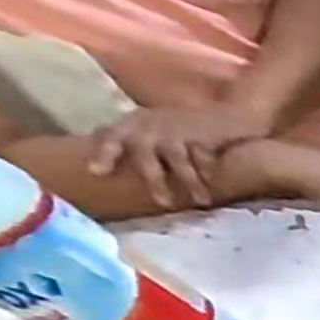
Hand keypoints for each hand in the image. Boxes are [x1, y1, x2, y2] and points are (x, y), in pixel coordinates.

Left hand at [89, 105, 269, 208]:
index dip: (104, 154)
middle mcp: (150, 125)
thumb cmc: (185, 128)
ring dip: (190, 182)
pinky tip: (213, 181)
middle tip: (164, 203)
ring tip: (201, 202)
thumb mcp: (153, 130)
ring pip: (178, 160)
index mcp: (133, 123)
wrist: (223, 117)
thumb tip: (114, 168)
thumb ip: (137, 144)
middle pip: (146, 155)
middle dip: (154, 180)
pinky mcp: (203, 134)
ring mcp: (178, 130)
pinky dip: (208, 170)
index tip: (96, 173)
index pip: (111, 137)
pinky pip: (203, 157)